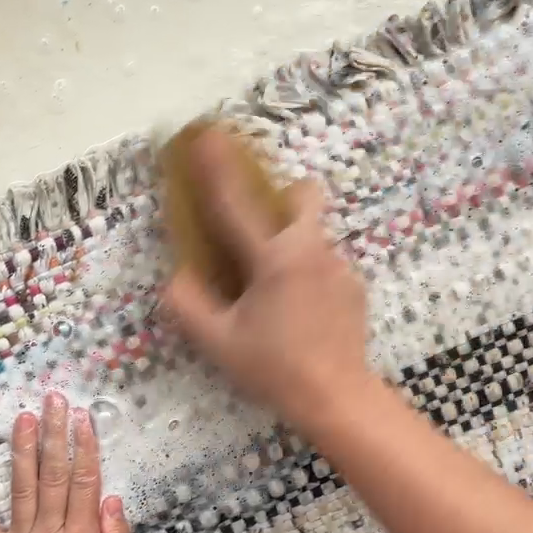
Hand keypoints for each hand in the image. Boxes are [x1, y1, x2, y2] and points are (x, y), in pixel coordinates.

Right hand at [162, 128, 375, 432]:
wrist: (338, 398)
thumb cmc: (275, 369)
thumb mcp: (218, 343)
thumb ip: (188, 305)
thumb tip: (176, 278)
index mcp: (273, 258)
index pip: (235, 203)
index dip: (215, 167)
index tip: (204, 134)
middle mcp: (311, 250)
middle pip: (302, 195)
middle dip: (281, 199)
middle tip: (259, 237)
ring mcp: (339, 267)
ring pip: (314, 233)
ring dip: (292, 246)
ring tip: (278, 294)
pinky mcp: (356, 287)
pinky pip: (327, 264)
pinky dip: (309, 275)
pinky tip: (303, 315)